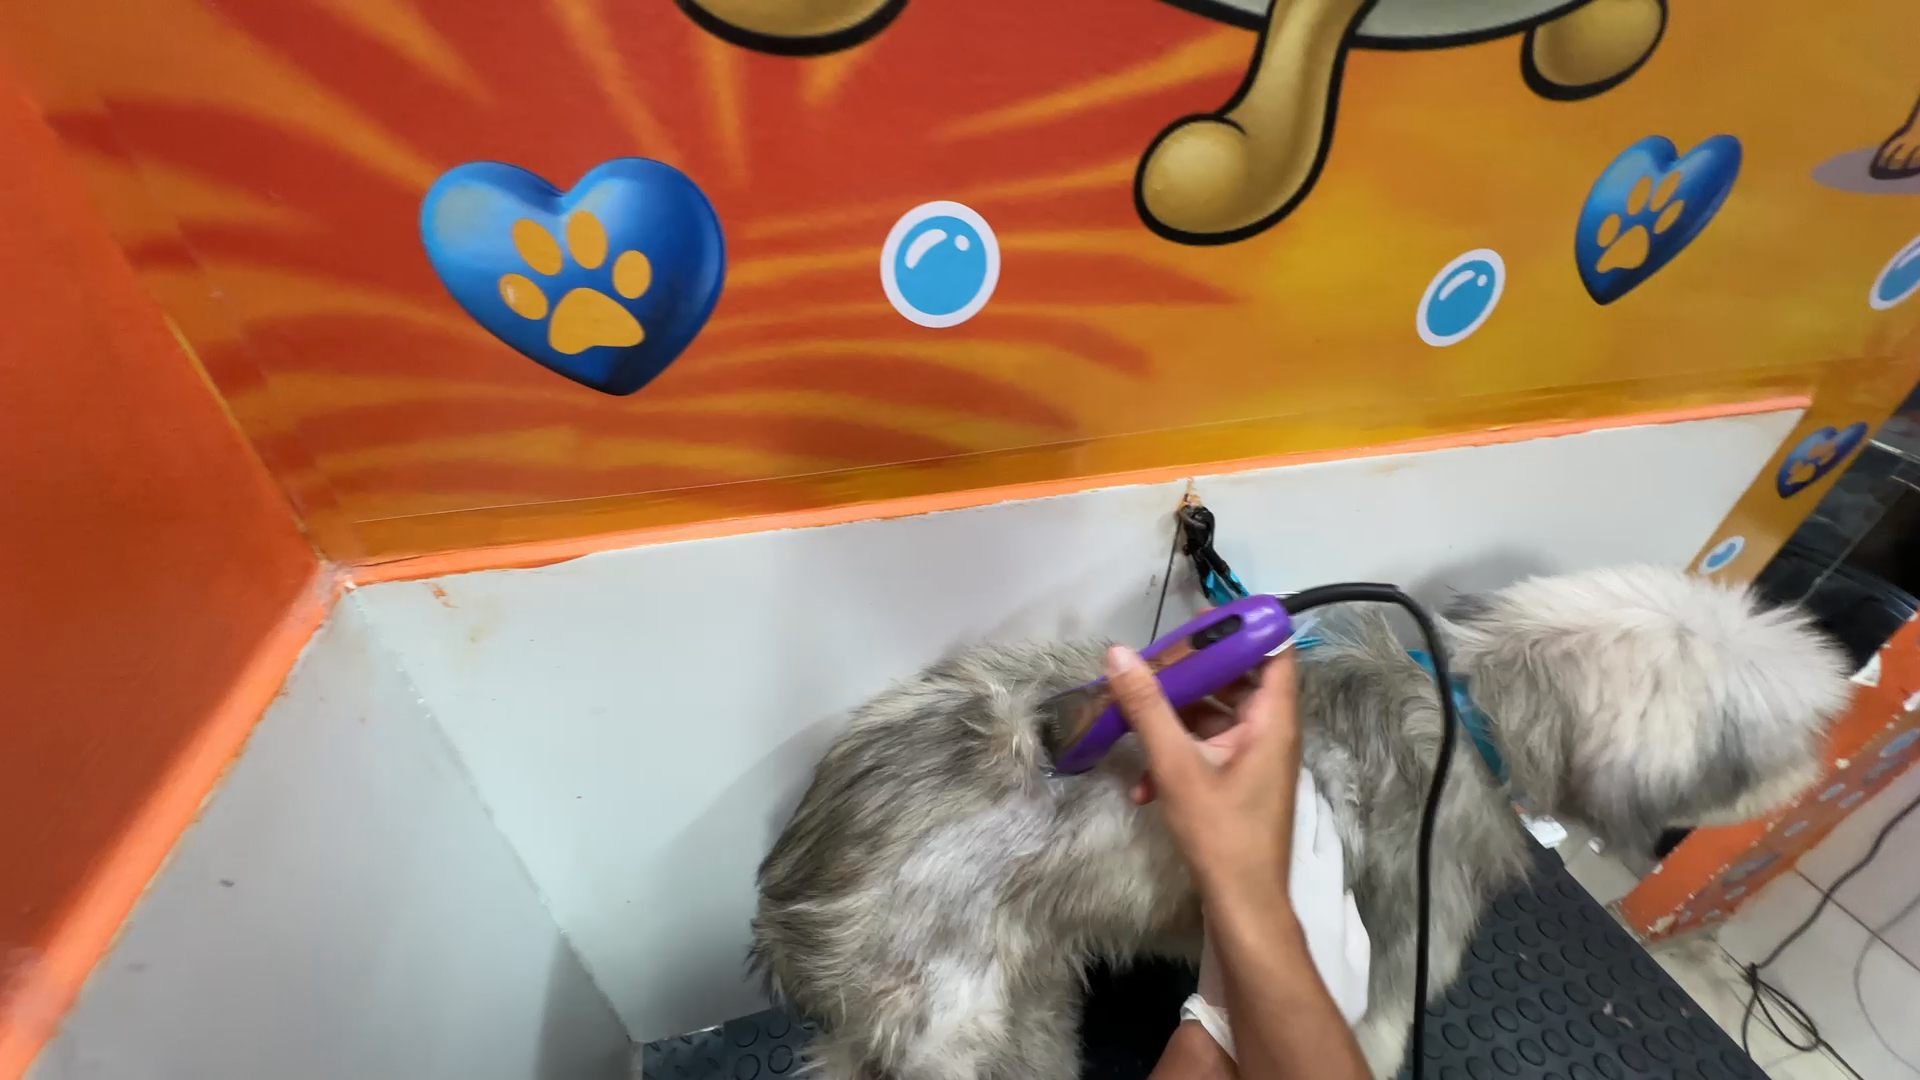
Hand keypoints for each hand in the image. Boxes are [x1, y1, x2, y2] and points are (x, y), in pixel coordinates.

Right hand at [1105, 646, 1302, 904]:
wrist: (1241, 905)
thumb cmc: (1220, 832)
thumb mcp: (1176, 765)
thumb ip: (1147, 707)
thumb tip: (1119, 654)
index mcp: (1273, 721)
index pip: (1274, 652)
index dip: (1243, 628)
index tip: (1201, 617)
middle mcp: (1270, 732)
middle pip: (1236, 679)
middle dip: (1191, 672)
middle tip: (1151, 663)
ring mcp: (1254, 756)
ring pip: (1215, 714)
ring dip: (1175, 717)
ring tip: (1134, 715)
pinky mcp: (1237, 778)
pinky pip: (1207, 746)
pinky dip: (1177, 751)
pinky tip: (1142, 782)